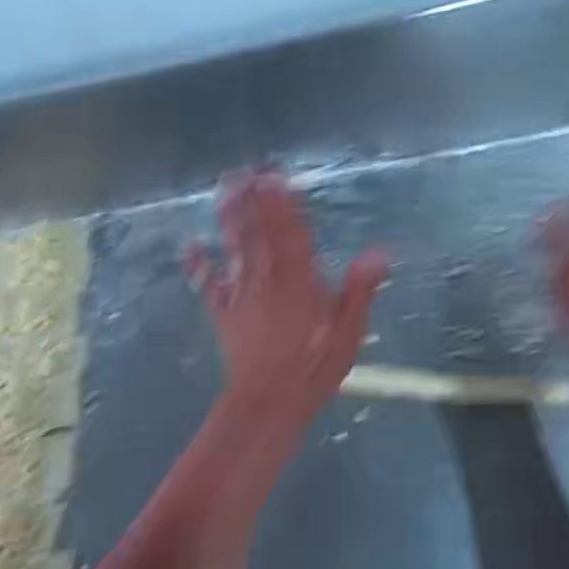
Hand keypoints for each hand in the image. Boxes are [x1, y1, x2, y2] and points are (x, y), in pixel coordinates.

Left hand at [185, 172, 388, 411]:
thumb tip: (380, 251)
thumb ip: (360, 290)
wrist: (269, 398)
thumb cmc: (314, 366)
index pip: (290, 232)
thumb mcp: (348, 332)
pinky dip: (198, 265)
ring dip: (228, 218)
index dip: (281, 202)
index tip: (272, 175)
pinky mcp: (222, 312)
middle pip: (258, 232)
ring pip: (234, 248)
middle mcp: (266, 278)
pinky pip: (208, 284)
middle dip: (252, 200)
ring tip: (224, 190)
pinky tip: (189, 245)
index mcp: (299, 279)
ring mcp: (240, 294)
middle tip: (244, 170)